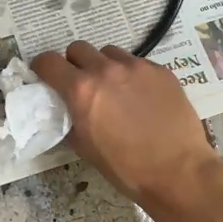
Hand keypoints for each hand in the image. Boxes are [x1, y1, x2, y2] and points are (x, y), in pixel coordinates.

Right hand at [32, 41, 221, 206]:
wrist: (180, 174)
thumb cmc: (126, 168)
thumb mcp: (84, 148)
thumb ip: (68, 119)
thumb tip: (63, 109)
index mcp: (81, 89)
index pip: (48, 61)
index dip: (42, 67)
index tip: (46, 76)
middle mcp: (105, 70)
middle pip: (78, 48)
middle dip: (74, 63)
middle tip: (82, 83)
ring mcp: (136, 67)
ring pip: (109, 52)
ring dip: (104, 66)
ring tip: (115, 88)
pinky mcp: (160, 71)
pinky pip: (137, 63)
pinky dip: (132, 75)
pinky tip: (142, 97)